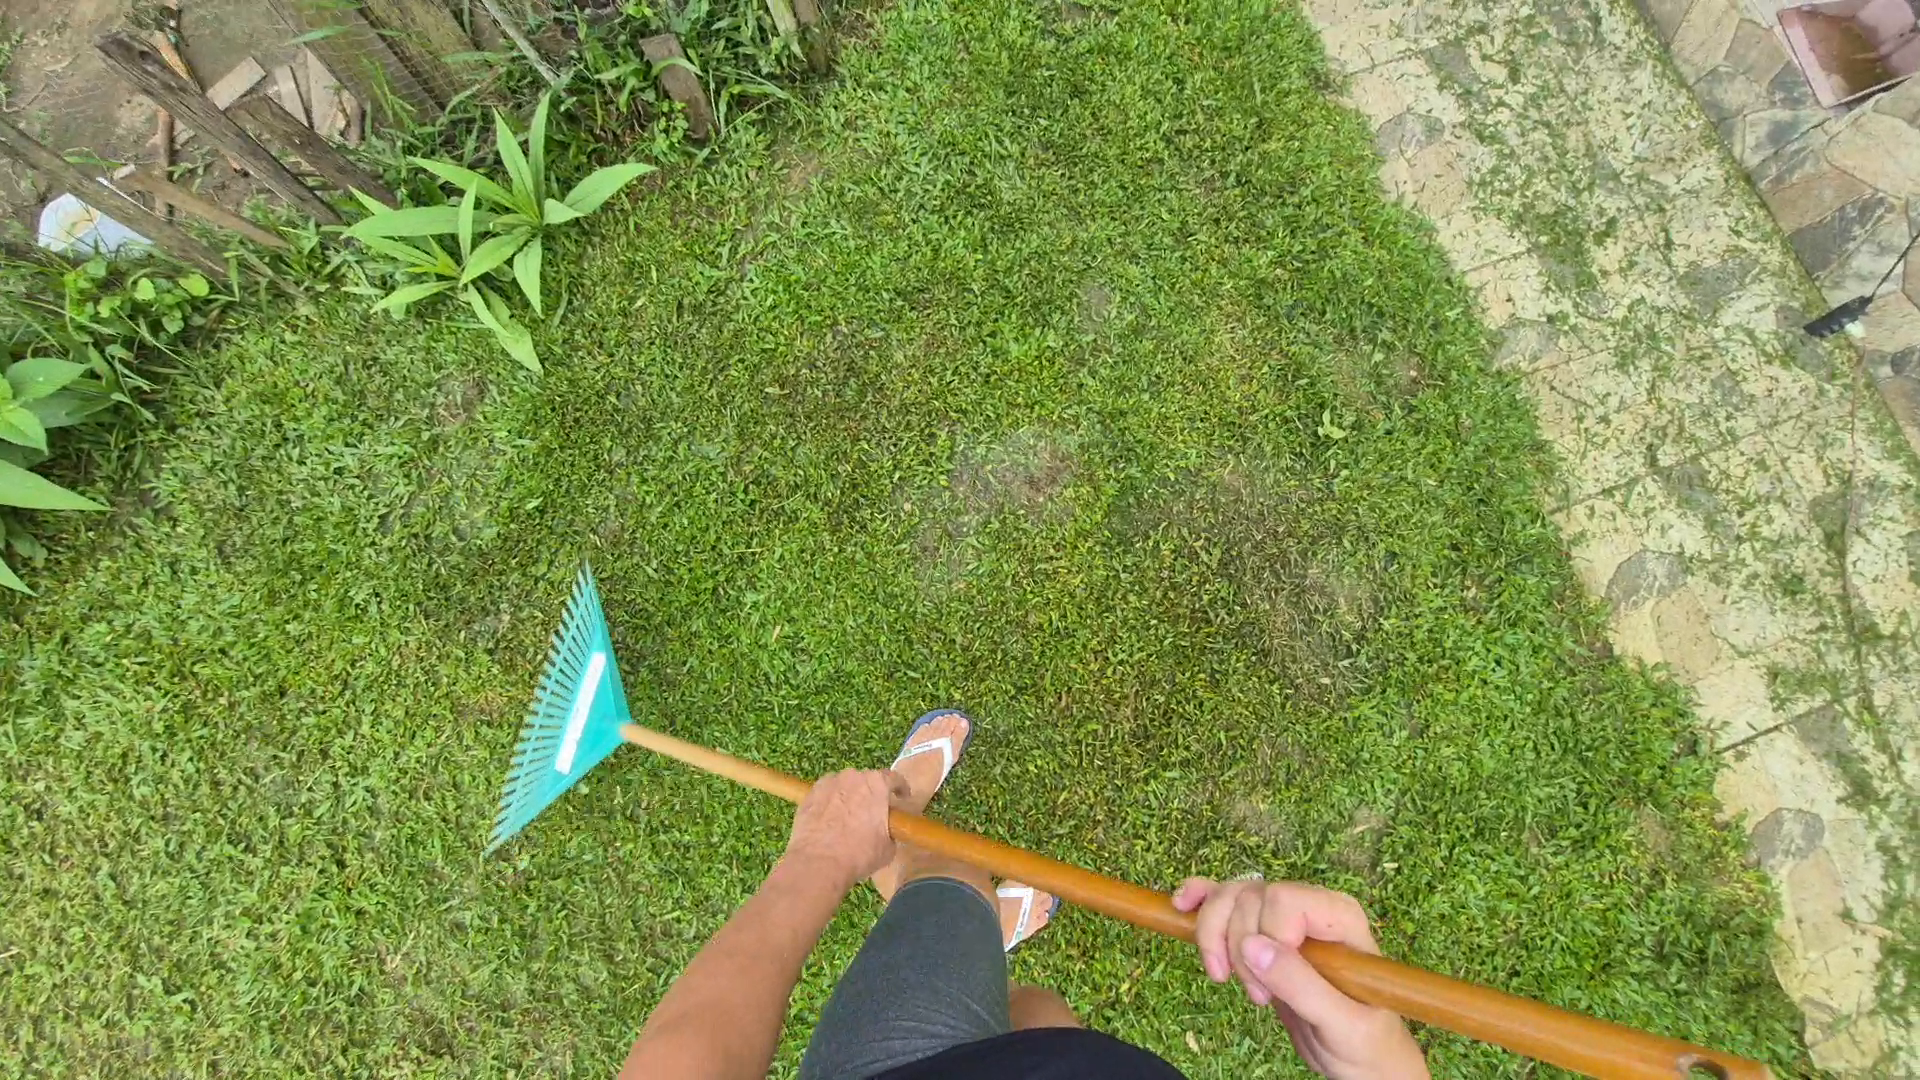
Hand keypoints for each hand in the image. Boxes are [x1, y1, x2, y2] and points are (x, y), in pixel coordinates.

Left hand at [782, 769, 906, 891]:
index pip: (894, 778)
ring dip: (849, 797)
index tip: (902, 797)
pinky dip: (830, 803)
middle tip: (872, 813)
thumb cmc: (859, 854)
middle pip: (867, 781)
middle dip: (871, 794)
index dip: (900, 788)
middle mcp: (853, 776)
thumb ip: (890, 831)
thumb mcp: (888, 848)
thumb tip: (886, 832)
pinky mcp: (810, 794)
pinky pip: (826, 795)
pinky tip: (829, 821)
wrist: (818, 863)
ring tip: (847, 819)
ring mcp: (829, 782)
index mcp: (877, 783)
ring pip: (844, 786)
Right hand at [1174, 877, 1428, 1079]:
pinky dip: (1198, 899)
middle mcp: (1308, 903)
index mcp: (1338, 916)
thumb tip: (1251, 946)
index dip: (1267, 937)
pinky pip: (1220, 896)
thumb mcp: (1341, 1025)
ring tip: (1224, 978)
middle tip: (1259, 998)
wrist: (1362, 1059)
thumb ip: (1302, 984)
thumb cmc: (1367, 1045)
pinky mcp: (1257, 926)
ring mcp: (1280, 912)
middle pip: (1248, 897)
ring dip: (1214, 936)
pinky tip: (1181, 907)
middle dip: (1239, 949)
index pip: (1283, 899)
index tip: (1274, 988)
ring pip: (1227, 896)